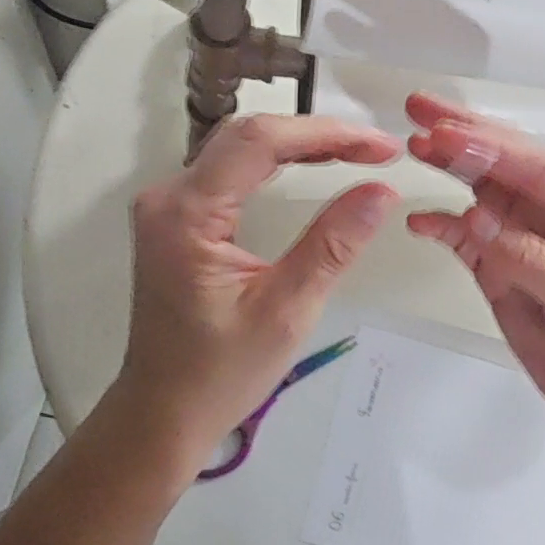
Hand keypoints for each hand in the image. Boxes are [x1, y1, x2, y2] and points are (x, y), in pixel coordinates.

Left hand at [119, 114, 401, 468]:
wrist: (164, 411)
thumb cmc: (219, 373)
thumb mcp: (287, 311)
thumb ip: (333, 245)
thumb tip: (381, 191)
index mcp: (187, 215)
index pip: (260, 142)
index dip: (326, 134)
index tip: (379, 146)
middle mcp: (169, 197)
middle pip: (248, 136)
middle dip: (317, 134)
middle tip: (375, 149)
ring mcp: (168, 206)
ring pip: (239, 148)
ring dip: (298, 144)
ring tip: (355, 152)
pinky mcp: (177, 219)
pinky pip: (230, 170)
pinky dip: (276, 162)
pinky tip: (310, 166)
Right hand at [401, 94, 544, 424]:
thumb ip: (535, 260)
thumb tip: (478, 218)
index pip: (538, 167)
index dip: (492, 145)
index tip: (448, 133)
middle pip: (505, 165)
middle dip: (464, 136)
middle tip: (419, 110)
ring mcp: (522, 240)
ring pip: (479, 192)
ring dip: (448, 169)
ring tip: (412, 147)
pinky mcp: (498, 269)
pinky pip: (464, 239)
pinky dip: (441, 226)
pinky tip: (419, 221)